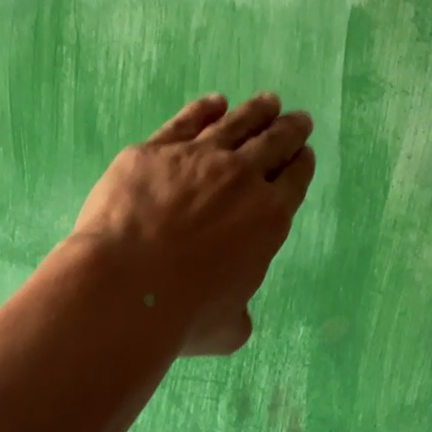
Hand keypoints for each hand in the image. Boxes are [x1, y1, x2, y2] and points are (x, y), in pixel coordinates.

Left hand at [69, 92, 316, 355]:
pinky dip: (204, 110)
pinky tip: (214, 103)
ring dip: (256, 112)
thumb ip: (239, 314)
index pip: (293, 182)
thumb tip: (235, 315)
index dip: (301, 166)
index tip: (305, 155)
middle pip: (272, 145)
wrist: (126, 286)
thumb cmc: (183, 315)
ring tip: (268, 102)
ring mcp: (197, 158)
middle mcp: (240, 180)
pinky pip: (187, 122)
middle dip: (289, 131)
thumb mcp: (228, 329)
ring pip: (235, 125)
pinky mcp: (154, 151)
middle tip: (298, 120)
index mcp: (268, 221)